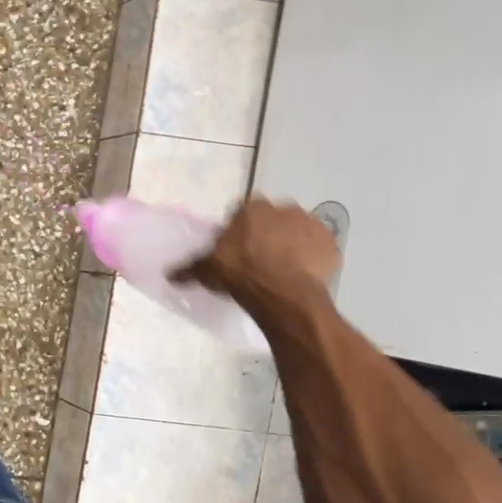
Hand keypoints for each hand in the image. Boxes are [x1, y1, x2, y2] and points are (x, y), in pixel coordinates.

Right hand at [178, 198, 338, 299]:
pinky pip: (318, 246)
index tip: (236, 243)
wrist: (283, 293)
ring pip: (298, 229)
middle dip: (267, 231)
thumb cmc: (240, 273)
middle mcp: (284, 209)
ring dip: (291, 241)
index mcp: (252, 209)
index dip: (239, 226)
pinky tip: (299, 272)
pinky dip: (311, 255)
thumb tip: (170, 275)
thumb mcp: (206, 271)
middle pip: (273, 216)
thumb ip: (189, 268)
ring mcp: (312, 224)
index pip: (243, 209)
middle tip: (257, 254)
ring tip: (280, 265)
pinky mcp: (331, 244)